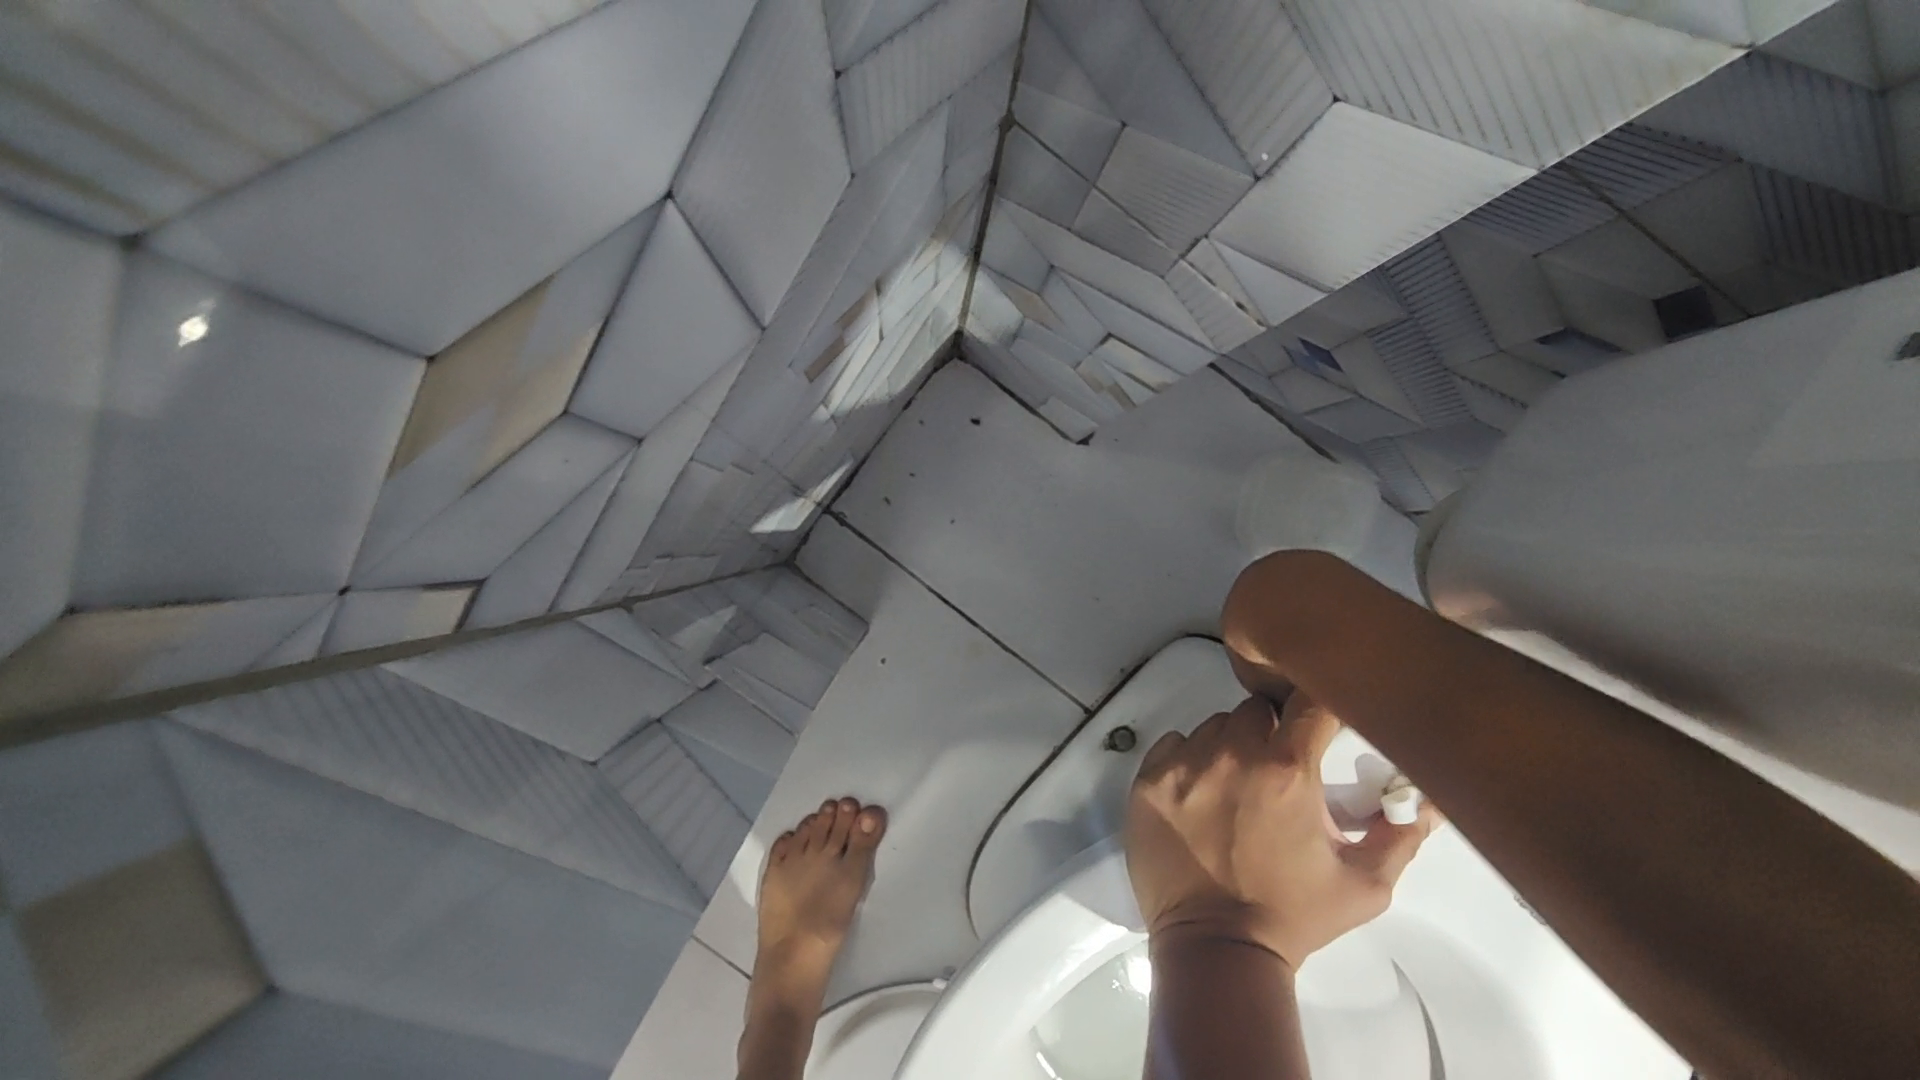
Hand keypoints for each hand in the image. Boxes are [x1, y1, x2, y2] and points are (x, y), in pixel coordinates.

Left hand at [1125, 693, 1438, 968]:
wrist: (1217, 949)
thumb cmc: (1294, 916)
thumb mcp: (1365, 885)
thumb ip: (1401, 834)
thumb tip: (1430, 800)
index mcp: (1287, 770)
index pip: (1310, 702)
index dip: (1317, 708)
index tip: (1319, 723)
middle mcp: (1231, 754)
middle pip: (1255, 710)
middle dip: (1270, 731)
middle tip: (1275, 770)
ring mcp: (1183, 765)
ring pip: (1212, 727)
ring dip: (1227, 747)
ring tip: (1234, 787)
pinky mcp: (1148, 781)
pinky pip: (1171, 745)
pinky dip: (1186, 760)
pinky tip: (1197, 794)